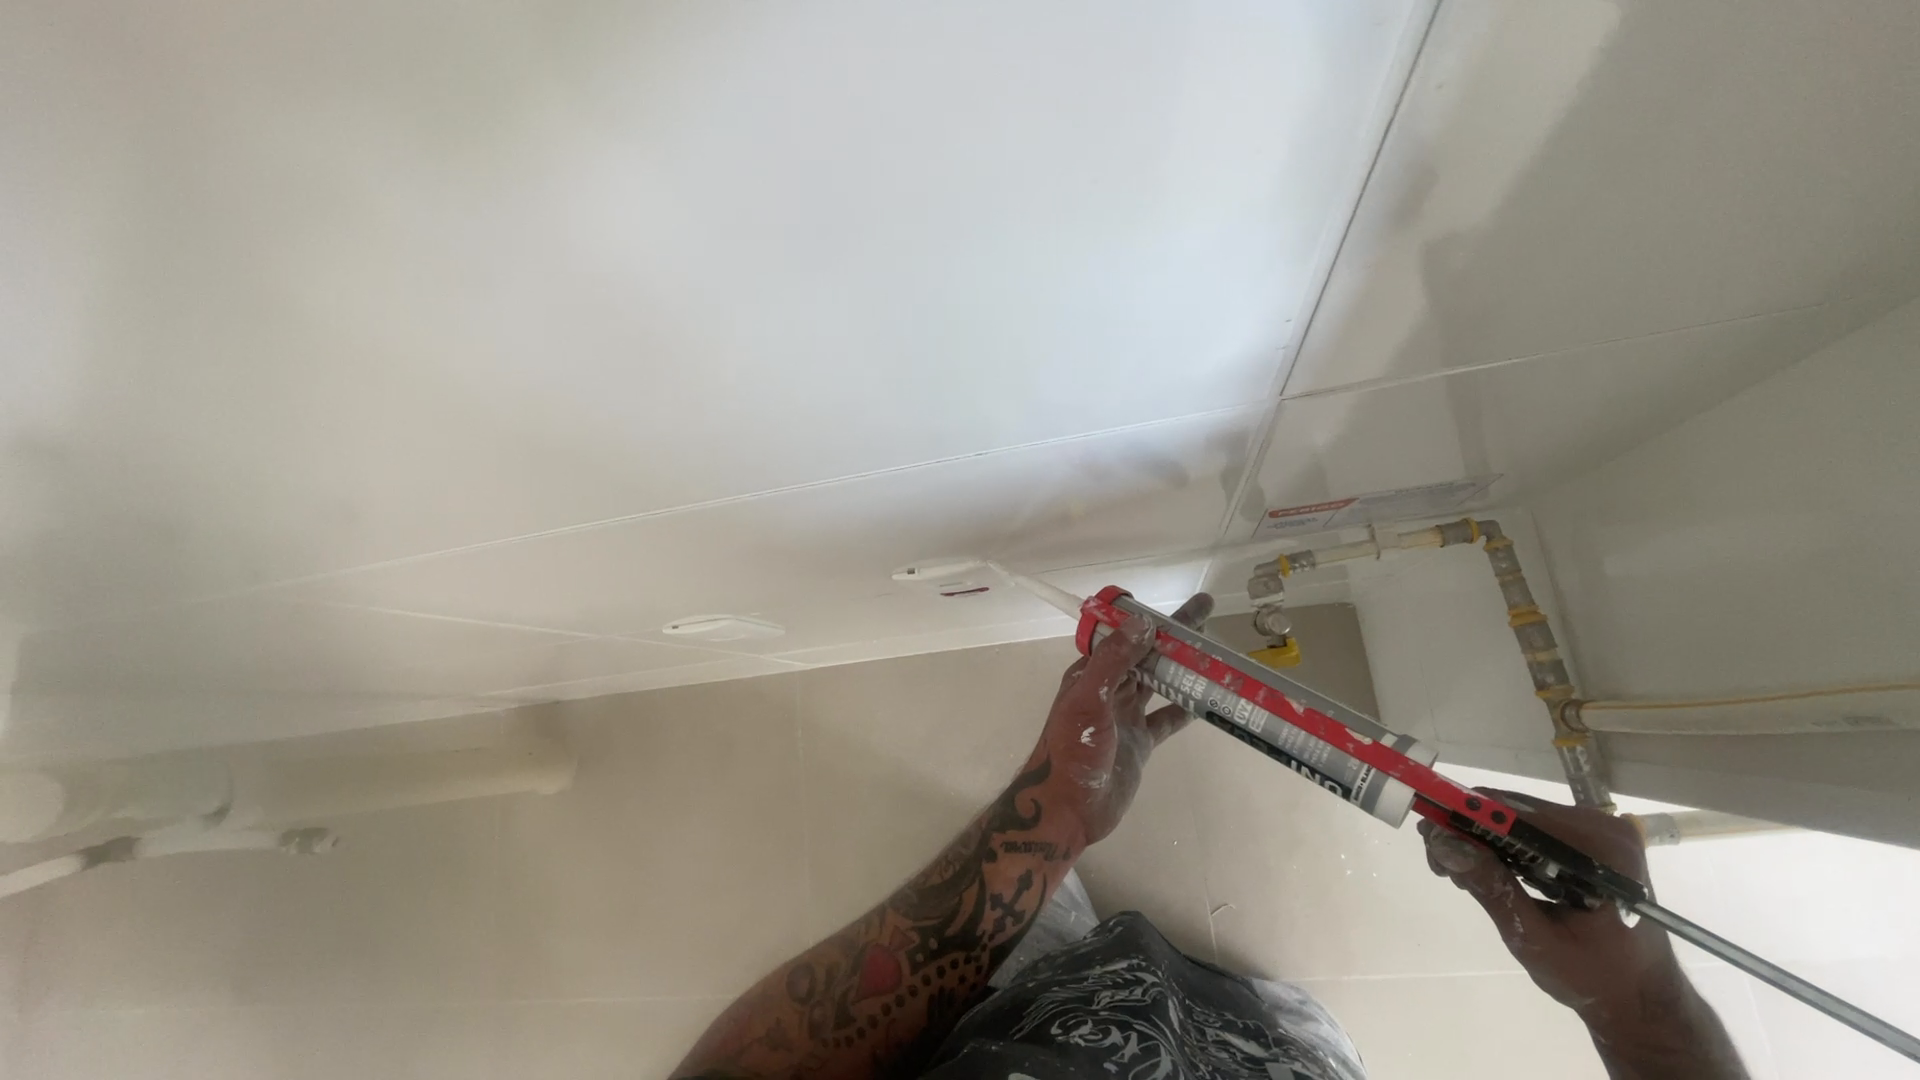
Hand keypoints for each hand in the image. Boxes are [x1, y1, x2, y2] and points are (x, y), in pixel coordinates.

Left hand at [1031, 594, 1212, 846]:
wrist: (1068, 807)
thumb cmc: (1073, 751)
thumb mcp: (1089, 700)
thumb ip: (1113, 661)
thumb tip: (1143, 621)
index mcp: (1091, 674)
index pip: (1124, 636)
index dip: (1150, 619)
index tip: (1176, 604)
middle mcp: (1109, 689)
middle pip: (1147, 654)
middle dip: (1174, 636)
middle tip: (1207, 611)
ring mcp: (1126, 715)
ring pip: (1160, 682)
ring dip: (1184, 667)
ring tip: (1216, 652)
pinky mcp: (1141, 741)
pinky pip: (1168, 717)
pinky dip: (1188, 707)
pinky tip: (1210, 698)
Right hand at [1420, 791, 1679, 1018]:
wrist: (1642, 1002)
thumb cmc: (1594, 978)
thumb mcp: (1536, 940)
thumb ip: (1492, 888)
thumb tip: (1442, 841)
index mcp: (1601, 849)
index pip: (1517, 814)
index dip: (1465, 816)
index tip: (1430, 836)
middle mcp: (1602, 828)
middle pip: (1511, 811)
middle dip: (1467, 832)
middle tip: (1440, 864)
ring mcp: (1596, 832)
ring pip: (1513, 817)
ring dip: (1478, 840)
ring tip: (1459, 874)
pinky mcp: (1586, 841)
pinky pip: (1527, 829)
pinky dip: (1497, 845)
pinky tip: (1484, 871)